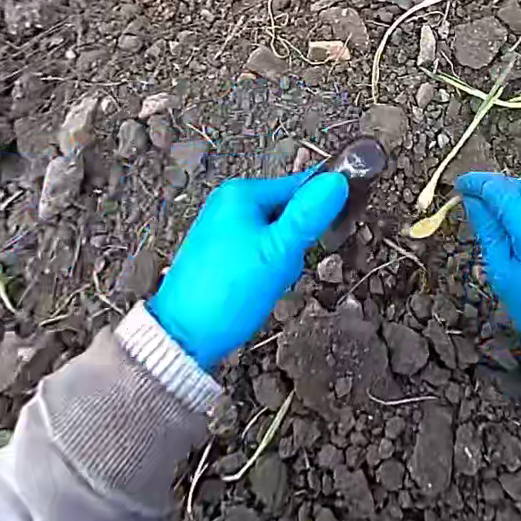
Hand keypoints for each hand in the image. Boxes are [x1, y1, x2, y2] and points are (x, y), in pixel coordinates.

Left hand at [149, 170, 348, 368]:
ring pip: (278, 236)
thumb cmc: (226, 292)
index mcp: (241, 194)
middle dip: (296, 242)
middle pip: (290, 212)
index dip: (319, 209)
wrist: (182, 341)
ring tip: (269, 279)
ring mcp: (224, 230)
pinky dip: (268, 268)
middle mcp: (229, 205)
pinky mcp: (223, 254)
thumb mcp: (278, 250)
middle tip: (285, 263)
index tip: (329, 229)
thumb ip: (309, 214)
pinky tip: (259, 285)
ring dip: (283, 259)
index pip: (301, 185)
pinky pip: (262, 252)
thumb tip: (337, 180)